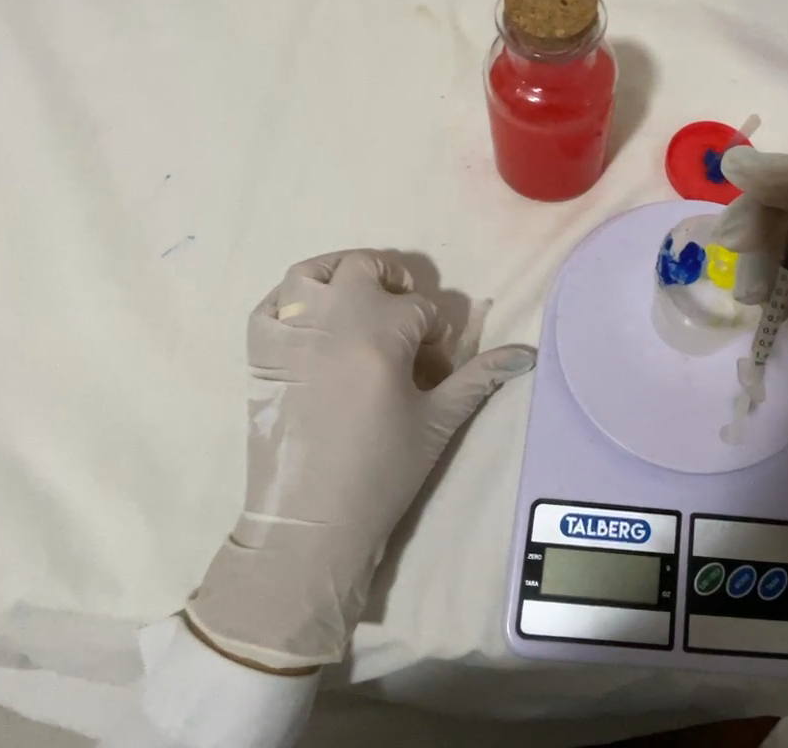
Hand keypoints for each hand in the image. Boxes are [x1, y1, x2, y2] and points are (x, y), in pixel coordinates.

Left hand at [185, 251, 535, 671]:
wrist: (311, 520)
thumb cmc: (383, 471)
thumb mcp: (439, 421)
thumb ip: (480, 376)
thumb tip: (528, 353)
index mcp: (381, 335)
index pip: (420, 308)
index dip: (436, 333)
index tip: (433, 367)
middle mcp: (334, 321)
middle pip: (366, 267)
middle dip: (393, 284)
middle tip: (403, 319)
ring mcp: (291, 333)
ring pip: (314, 272)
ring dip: (341, 275)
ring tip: (358, 303)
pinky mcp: (259, 352)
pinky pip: (272, 302)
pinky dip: (294, 300)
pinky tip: (315, 322)